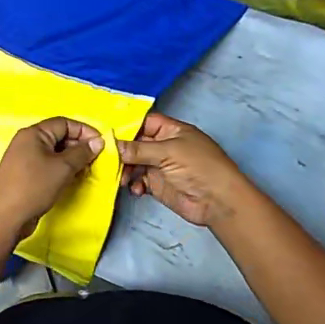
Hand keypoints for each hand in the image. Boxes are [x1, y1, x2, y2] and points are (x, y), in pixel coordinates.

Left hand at [0, 117, 104, 240]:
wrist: (6, 217)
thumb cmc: (34, 187)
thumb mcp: (62, 168)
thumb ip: (82, 152)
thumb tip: (98, 142)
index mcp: (33, 133)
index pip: (64, 123)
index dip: (84, 131)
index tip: (101, 144)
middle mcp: (27, 142)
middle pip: (58, 136)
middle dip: (79, 145)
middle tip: (95, 159)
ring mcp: (24, 158)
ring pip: (54, 152)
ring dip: (71, 159)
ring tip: (86, 169)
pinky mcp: (25, 174)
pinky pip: (47, 165)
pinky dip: (61, 169)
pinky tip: (72, 178)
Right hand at [116, 113, 248, 226]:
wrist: (217, 201)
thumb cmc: (200, 167)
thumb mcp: (168, 152)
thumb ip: (138, 149)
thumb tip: (112, 145)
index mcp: (171, 130)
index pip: (143, 122)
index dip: (126, 126)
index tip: (106, 133)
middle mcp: (164, 146)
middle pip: (135, 144)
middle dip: (121, 151)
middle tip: (108, 159)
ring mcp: (161, 166)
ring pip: (134, 163)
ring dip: (125, 170)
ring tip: (122, 178)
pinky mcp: (158, 184)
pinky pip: (139, 180)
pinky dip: (134, 184)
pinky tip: (136, 189)